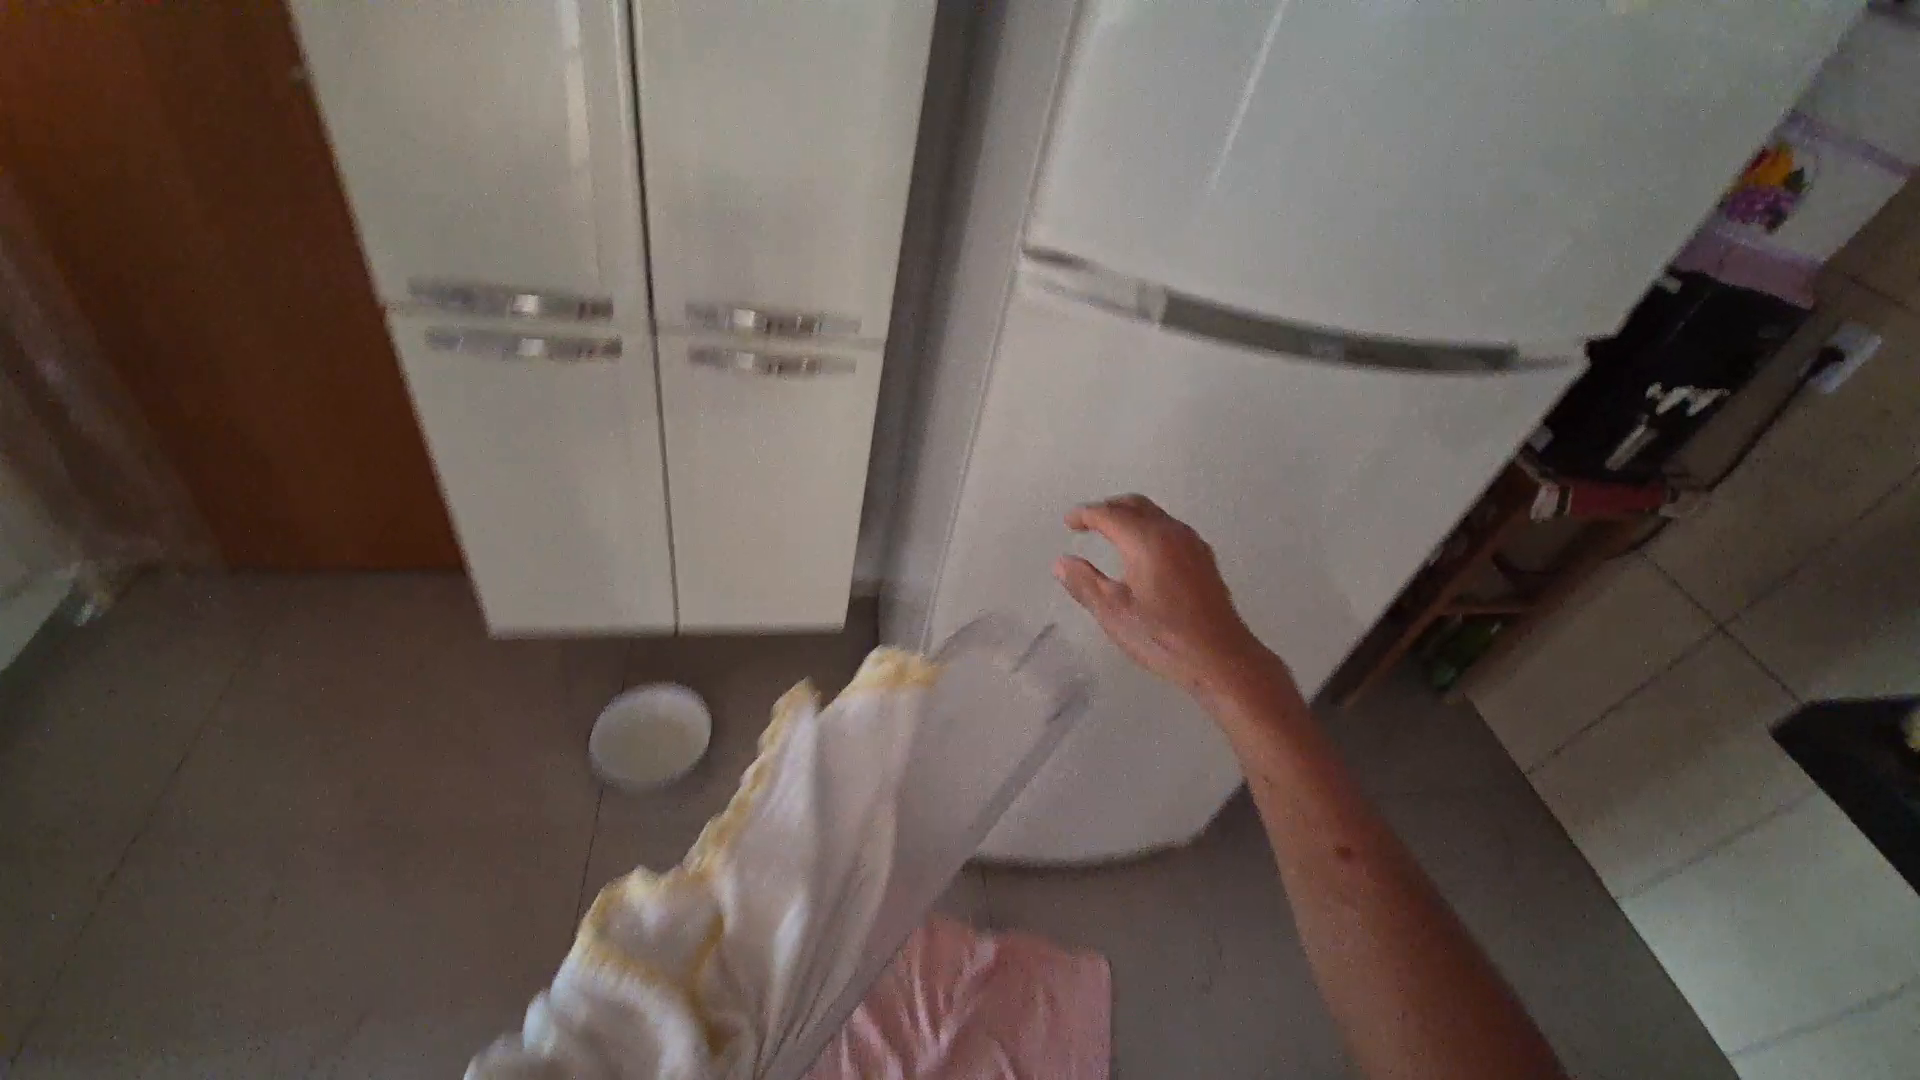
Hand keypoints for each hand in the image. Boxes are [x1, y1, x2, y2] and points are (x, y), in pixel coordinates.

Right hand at [1052, 495, 1282, 704]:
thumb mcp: (1113, 613)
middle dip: (1108, 509)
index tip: (1068, 523)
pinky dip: (1148, 528)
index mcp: (1147, 540)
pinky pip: (1170, 529)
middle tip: (1086, 523)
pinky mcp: (1204, 559)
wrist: (1220, 658)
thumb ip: (1084, 583)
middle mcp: (1172, 532)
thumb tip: (1062, 562)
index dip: (1085, 515)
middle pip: (1135, 505)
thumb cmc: (1162, 637)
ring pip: (1155, 515)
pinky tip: (1143, 553)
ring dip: (1129, 517)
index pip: (1109, 515)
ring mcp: (1193, 544)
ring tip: (1110, 534)